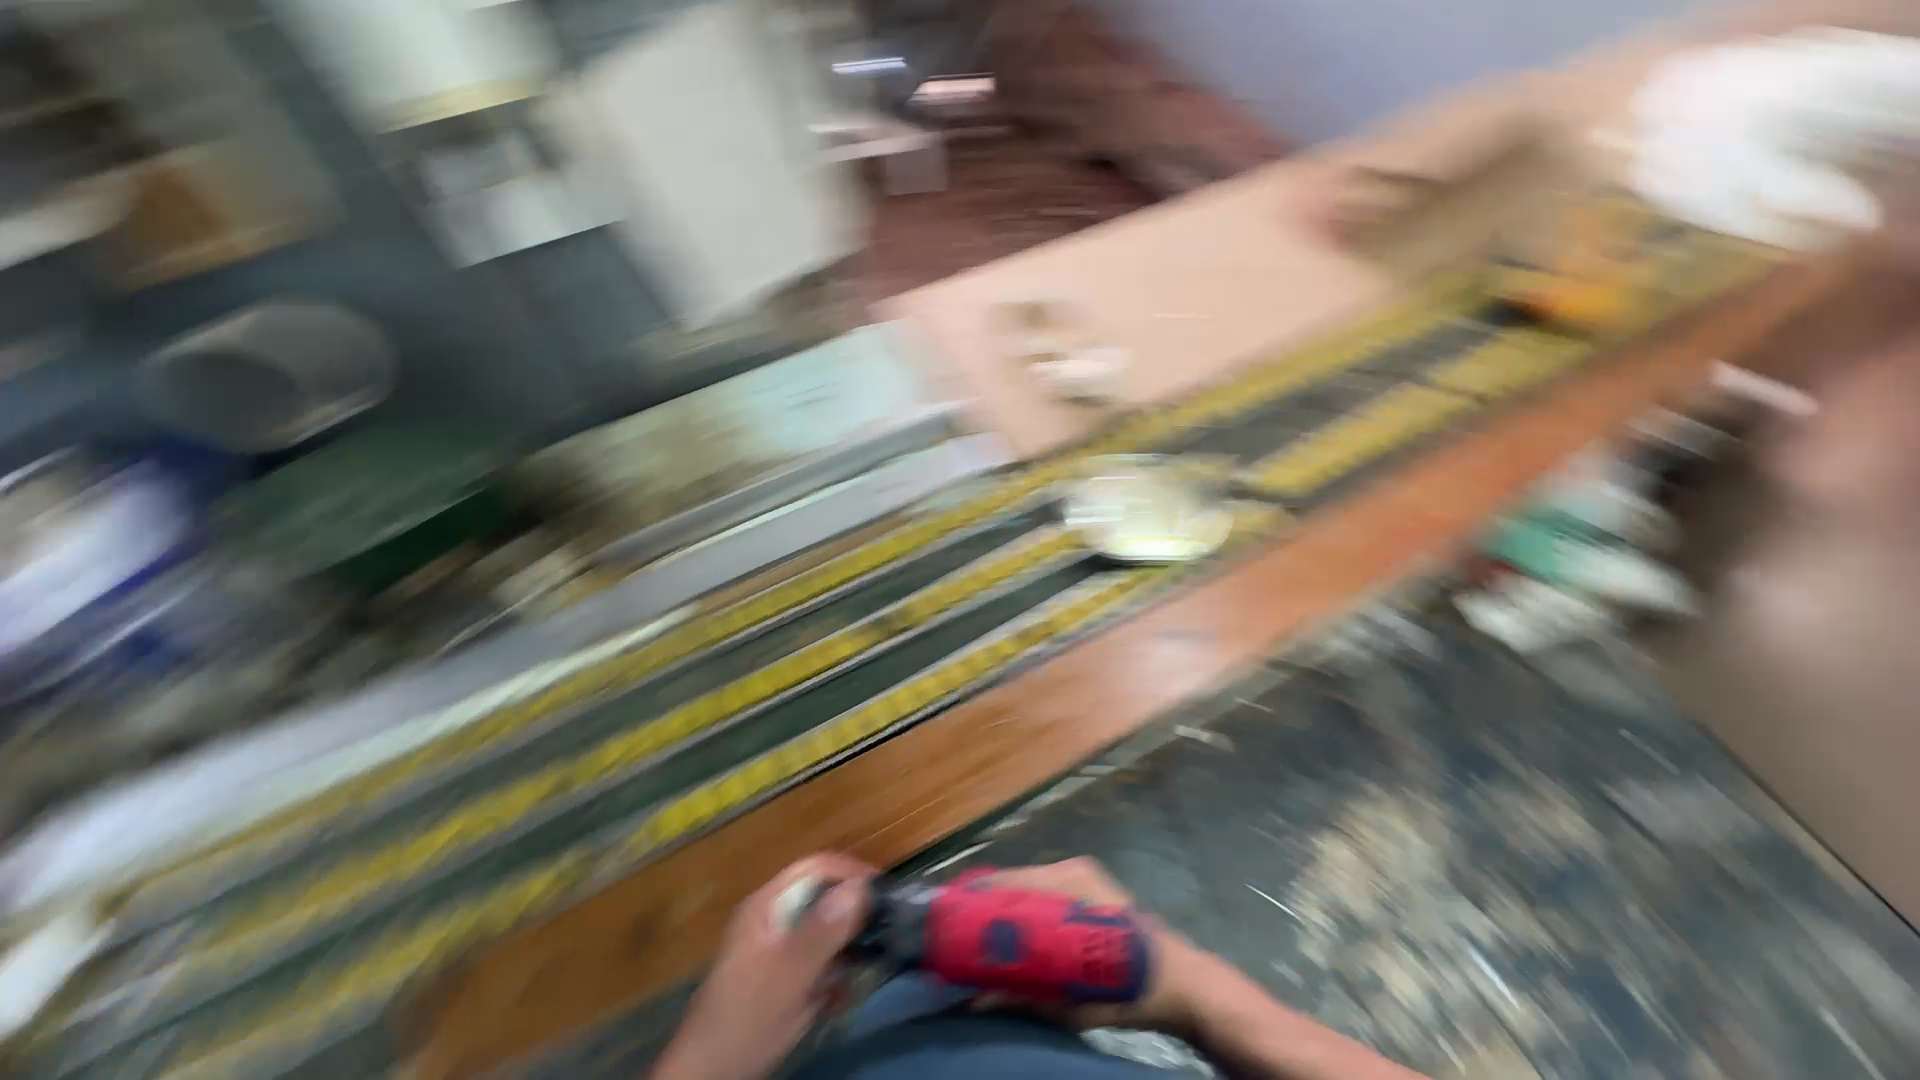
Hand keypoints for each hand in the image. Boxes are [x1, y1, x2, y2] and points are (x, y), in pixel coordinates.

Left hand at [652, 854, 874, 1079]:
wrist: (707, 1077)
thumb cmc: (746, 1020)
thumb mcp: (788, 976)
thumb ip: (822, 931)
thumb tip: (860, 886)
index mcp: (766, 907)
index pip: (815, 868)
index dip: (850, 873)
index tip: (885, 893)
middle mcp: (771, 920)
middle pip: (822, 900)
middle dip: (851, 920)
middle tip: (882, 938)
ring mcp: (775, 950)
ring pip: (823, 935)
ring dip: (844, 955)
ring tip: (857, 978)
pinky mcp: (780, 979)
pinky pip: (816, 965)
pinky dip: (831, 980)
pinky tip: (835, 1003)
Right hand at [972, 857, 1224, 1037]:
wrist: (1182, 983)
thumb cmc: (1129, 988)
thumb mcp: (1072, 1002)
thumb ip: (1021, 996)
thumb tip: (970, 998)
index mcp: (1068, 883)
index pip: (1006, 881)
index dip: (973, 900)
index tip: (945, 920)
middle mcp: (1071, 869)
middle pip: (1013, 881)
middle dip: (983, 905)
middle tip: (953, 932)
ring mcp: (1081, 875)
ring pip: (1026, 886)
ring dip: (1001, 907)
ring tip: (973, 934)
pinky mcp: (1087, 886)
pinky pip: (1043, 891)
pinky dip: (1022, 908)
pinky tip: (1009, 931)